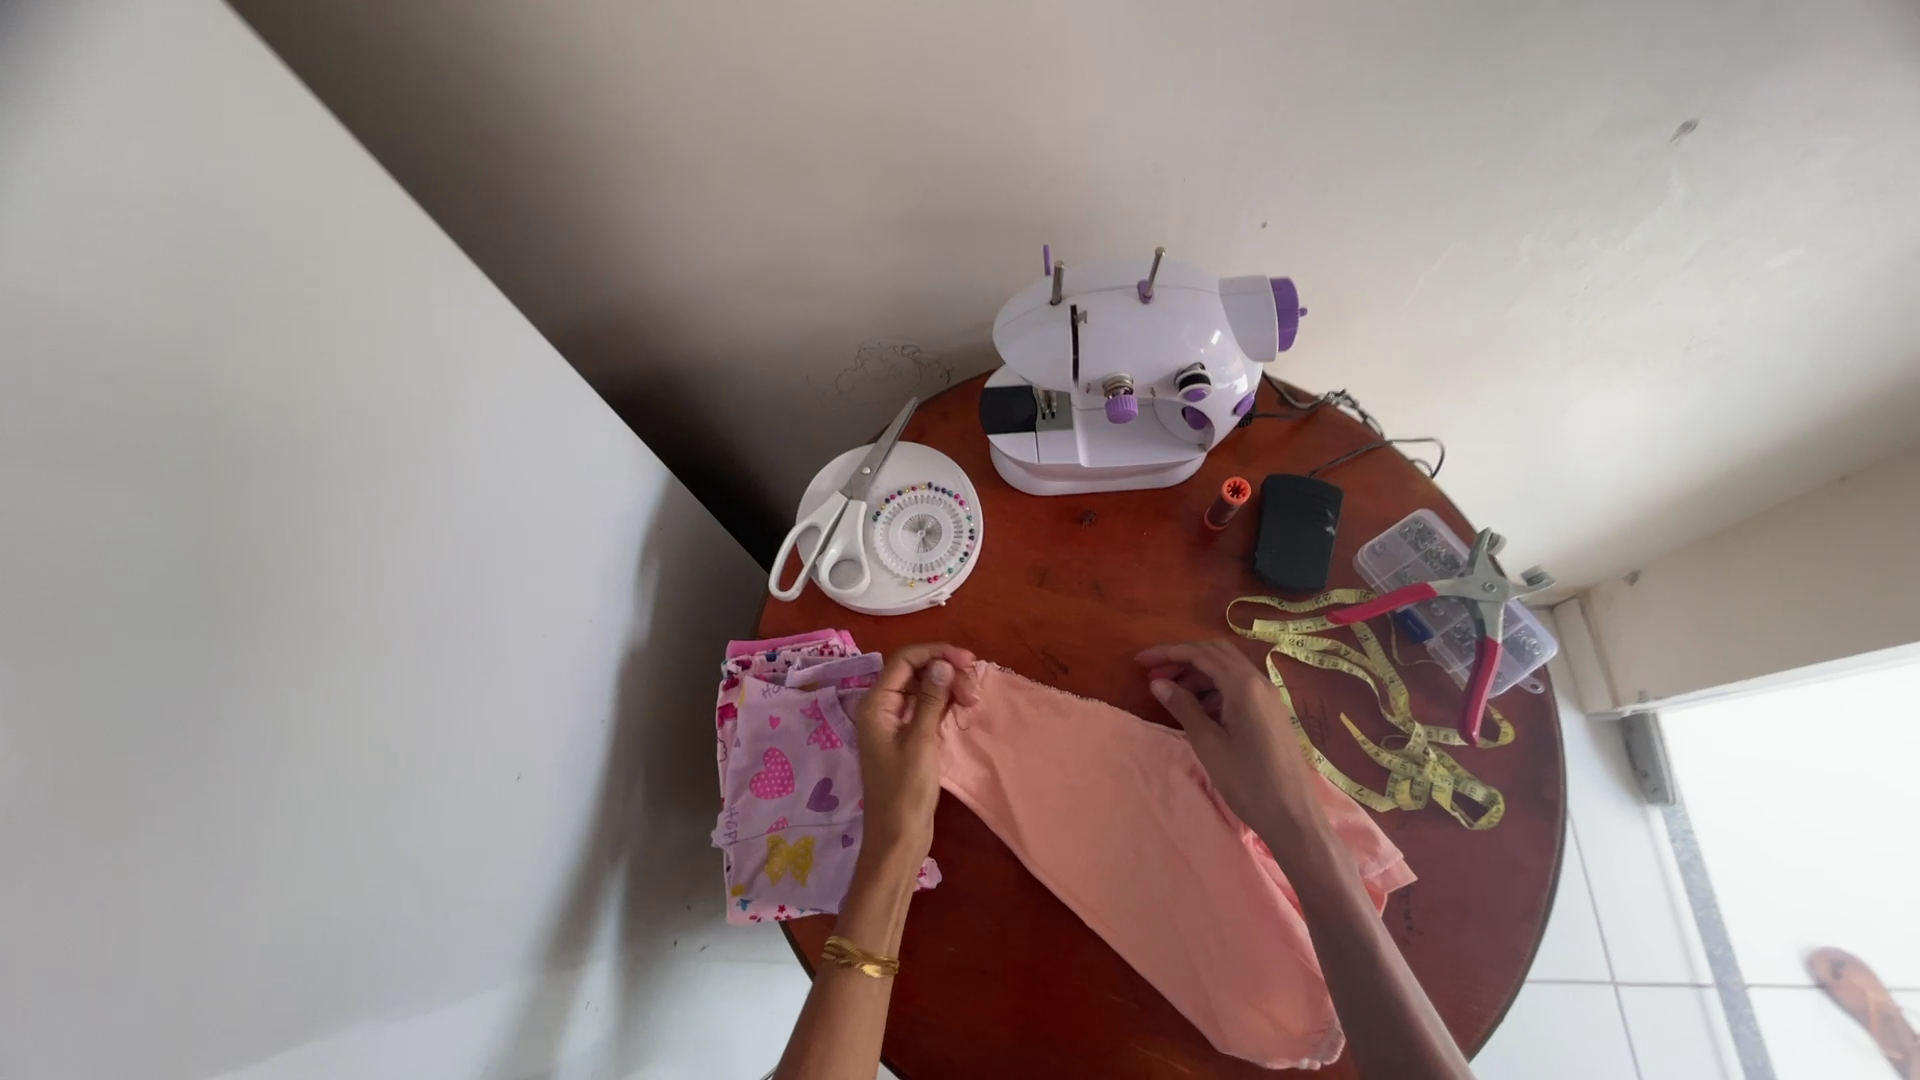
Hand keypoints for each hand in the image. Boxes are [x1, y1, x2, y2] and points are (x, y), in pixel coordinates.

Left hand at [853, 643, 977, 868]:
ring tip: (972, 702)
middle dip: (946, 671)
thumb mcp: (921, 742)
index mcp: (876, 704)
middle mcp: (881, 707)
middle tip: (973, 691)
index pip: (905, 659)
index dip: (936, 653)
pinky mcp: (906, 737)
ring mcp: (894, 722)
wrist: (898, 838)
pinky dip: (944, 704)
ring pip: (923, 689)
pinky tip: (962, 710)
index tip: (968, 661)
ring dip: (948, 688)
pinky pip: (926, 708)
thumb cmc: (905, 792)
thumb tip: (942, 662)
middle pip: (915, 671)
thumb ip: (932, 699)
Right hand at [1136, 640, 1326, 842]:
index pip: (1200, 653)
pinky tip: (1199, 707)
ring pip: (1228, 668)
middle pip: (1216, 653)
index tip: (1141, 661)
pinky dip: (1214, 686)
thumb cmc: (1248, 781)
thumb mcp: (1208, 743)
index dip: (1167, 652)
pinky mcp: (1271, 711)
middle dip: (1182, 657)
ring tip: (1171, 692)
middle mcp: (1259, 681)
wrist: (1293, 816)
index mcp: (1243, 685)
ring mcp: (1268, 696)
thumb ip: (1183, 707)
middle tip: (1154, 673)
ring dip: (1197, 672)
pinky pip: (1239, 685)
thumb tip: (1158, 683)